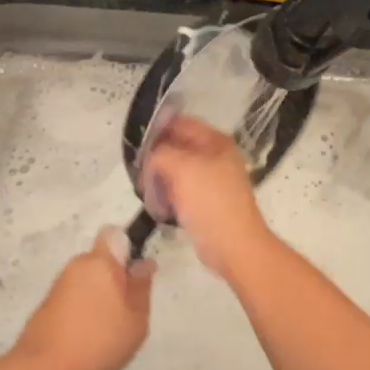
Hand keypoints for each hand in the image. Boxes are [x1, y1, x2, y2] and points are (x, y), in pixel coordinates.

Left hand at [12, 227, 155, 369]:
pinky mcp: (46, 306)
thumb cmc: (100, 341)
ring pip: (86, 281)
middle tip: (125, 311)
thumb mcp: (136, 319)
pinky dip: (81, 312)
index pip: (113, 235)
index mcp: (100, 261)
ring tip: (105, 331)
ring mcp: (58, 286)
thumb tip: (144, 263)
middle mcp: (76, 266)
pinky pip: (71, 299)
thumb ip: (141, 287)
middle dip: (113, 279)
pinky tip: (86, 339)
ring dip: (97, 297)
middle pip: (100, 261)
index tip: (133, 274)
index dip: (126, 247)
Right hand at [139, 115, 275, 279]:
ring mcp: (210, 179)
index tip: (135, 145)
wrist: (234, 246)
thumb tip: (150, 158)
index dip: (157, 130)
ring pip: (176, 170)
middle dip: (156, 159)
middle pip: (176, 147)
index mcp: (215, 141)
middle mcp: (215, 156)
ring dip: (159, 179)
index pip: (180, 123)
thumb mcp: (182, 168)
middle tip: (139, 173)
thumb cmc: (210, 202)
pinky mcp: (205, 201)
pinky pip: (180, 190)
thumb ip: (161, 153)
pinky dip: (167, 195)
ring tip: (147, 192)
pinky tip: (158, 205)